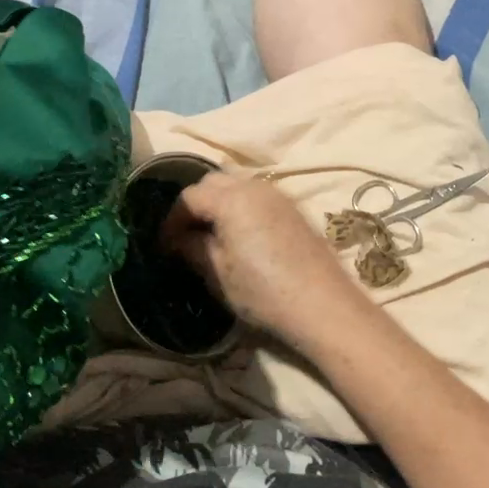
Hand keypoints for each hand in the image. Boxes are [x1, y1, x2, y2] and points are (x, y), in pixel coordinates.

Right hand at [160, 171, 368, 348]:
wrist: (323, 305)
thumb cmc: (263, 291)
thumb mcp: (218, 273)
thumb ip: (192, 248)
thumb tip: (178, 239)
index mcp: (230, 198)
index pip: (189, 196)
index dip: (172, 219)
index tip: (165, 244)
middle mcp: (254, 186)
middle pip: (213, 182)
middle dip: (195, 204)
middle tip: (187, 235)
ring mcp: (277, 194)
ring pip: (237, 185)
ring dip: (219, 203)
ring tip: (212, 235)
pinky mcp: (293, 208)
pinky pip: (257, 196)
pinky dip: (241, 207)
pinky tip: (242, 236)